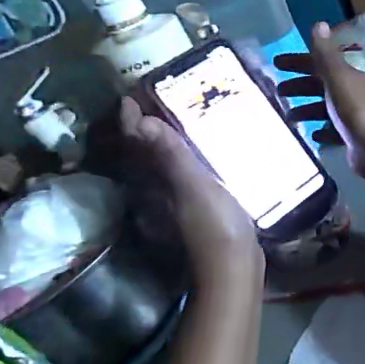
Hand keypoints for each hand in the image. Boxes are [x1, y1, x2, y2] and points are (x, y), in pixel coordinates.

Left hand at [120, 96, 261, 286]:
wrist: (234, 267)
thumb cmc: (215, 224)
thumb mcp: (195, 186)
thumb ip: (172, 156)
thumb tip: (142, 120)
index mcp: (156, 180)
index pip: (137, 143)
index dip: (132, 120)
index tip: (131, 96)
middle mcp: (159, 190)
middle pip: (144, 154)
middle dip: (143, 131)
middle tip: (152, 104)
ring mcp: (177, 202)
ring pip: (161, 167)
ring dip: (162, 146)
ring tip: (175, 124)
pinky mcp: (197, 210)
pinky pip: (181, 177)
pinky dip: (183, 162)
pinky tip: (199, 158)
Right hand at [273, 21, 364, 180]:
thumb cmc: (357, 109)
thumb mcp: (338, 77)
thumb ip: (326, 54)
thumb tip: (319, 23)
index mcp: (348, 77)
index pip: (320, 64)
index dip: (299, 62)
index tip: (276, 62)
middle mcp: (353, 95)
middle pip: (322, 87)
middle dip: (300, 86)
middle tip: (278, 91)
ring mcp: (354, 118)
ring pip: (326, 110)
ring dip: (308, 110)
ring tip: (288, 116)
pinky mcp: (354, 139)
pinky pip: (334, 133)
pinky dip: (322, 131)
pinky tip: (312, 135)